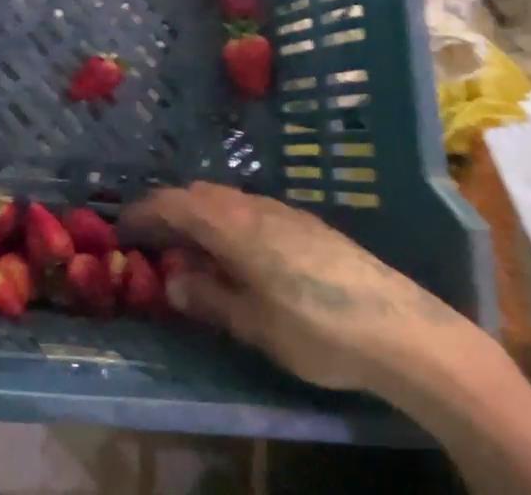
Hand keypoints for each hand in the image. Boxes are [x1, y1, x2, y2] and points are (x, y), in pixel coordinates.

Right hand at [120, 181, 478, 393]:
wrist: (408, 335)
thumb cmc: (319, 332)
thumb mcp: (254, 325)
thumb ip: (208, 298)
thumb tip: (172, 281)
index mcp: (233, 227)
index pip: (172, 204)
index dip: (142, 213)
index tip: (121, 228)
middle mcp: (256, 208)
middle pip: (198, 194)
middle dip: (169, 210)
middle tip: (152, 239)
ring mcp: (287, 213)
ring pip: (227, 200)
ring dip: (200, 214)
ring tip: (190, 247)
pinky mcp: (311, 226)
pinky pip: (251, 209)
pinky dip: (228, 220)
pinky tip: (237, 252)